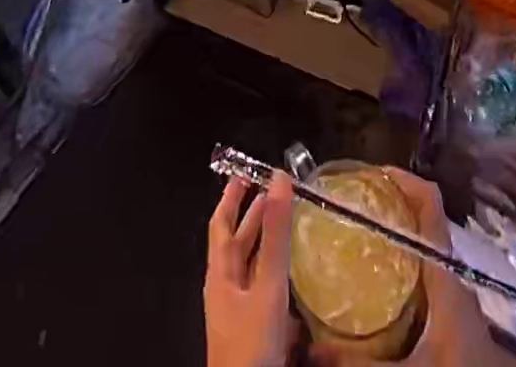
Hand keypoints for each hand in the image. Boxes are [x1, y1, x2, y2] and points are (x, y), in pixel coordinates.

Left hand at [205, 173, 297, 366]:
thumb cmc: (251, 344)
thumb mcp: (267, 286)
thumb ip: (275, 236)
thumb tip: (278, 179)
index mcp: (220, 273)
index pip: (221, 224)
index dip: (230, 196)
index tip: (244, 171)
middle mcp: (225, 288)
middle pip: (236, 244)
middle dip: (252, 217)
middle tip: (272, 192)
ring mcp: (238, 312)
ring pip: (250, 268)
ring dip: (265, 244)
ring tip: (287, 225)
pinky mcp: (253, 332)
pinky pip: (262, 292)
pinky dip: (275, 274)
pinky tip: (294, 276)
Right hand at [311, 169, 514, 366]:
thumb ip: (360, 363)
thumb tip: (311, 350)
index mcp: (444, 272)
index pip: (430, 205)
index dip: (405, 180)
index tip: (371, 173)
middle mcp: (449, 273)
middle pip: (421, 221)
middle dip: (388, 206)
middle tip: (350, 205)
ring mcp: (451, 292)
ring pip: (420, 246)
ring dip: (392, 233)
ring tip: (353, 235)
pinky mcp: (449, 312)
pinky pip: (420, 271)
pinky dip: (397, 262)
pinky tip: (371, 280)